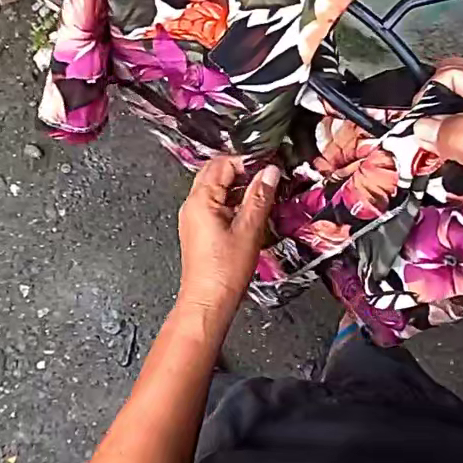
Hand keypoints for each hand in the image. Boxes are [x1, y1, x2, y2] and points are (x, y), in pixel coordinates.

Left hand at [176, 156, 279, 316]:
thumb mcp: (250, 229)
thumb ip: (260, 196)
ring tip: (264, 194)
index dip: (248, 161)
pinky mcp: (200, 229)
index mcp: (201, 200)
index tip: (270, 166)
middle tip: (268, 176)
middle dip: (243, 170)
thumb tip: (270, 172)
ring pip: (216, 188)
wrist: (208, 301)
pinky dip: (234, 201)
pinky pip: (216, 204)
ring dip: (240, 186)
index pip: (223, 164)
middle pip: (216, 173)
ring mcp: (194, 218)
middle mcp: (192, 205)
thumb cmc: (224, 271)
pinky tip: (252, 212)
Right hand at [414, 59, 462, 266]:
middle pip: (448, 102)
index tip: (419, 120)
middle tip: (420, 143)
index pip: (458, 76)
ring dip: (432, 148)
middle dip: (429, 121)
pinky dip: (440, 170)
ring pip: (445, 133)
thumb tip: (427, 125)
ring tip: (432, 164)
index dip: (433, 94)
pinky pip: (449, 160)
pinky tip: (444, 180)